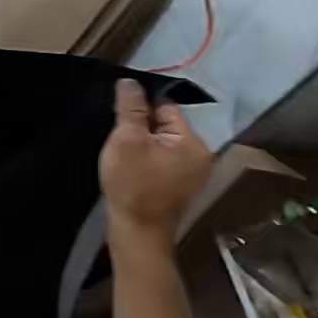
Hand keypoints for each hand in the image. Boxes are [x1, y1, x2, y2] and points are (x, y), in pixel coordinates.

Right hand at [99, 79, 212, 250]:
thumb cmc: (132, 185)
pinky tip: (128, 165)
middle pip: (163, 124)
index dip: (140, 108)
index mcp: (194, 142)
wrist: (136, 235)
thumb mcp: (127, 139)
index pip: (165, 107)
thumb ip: (131, 107)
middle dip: (140, 126)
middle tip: (118, 136)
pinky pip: (160, 159)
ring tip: (121, 150)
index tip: (119, 115)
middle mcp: (199, 155)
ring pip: (159, 142)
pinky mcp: (177, 186)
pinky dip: (144, 158)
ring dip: (140, 143)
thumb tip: (131, 81)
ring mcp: (190, 173)